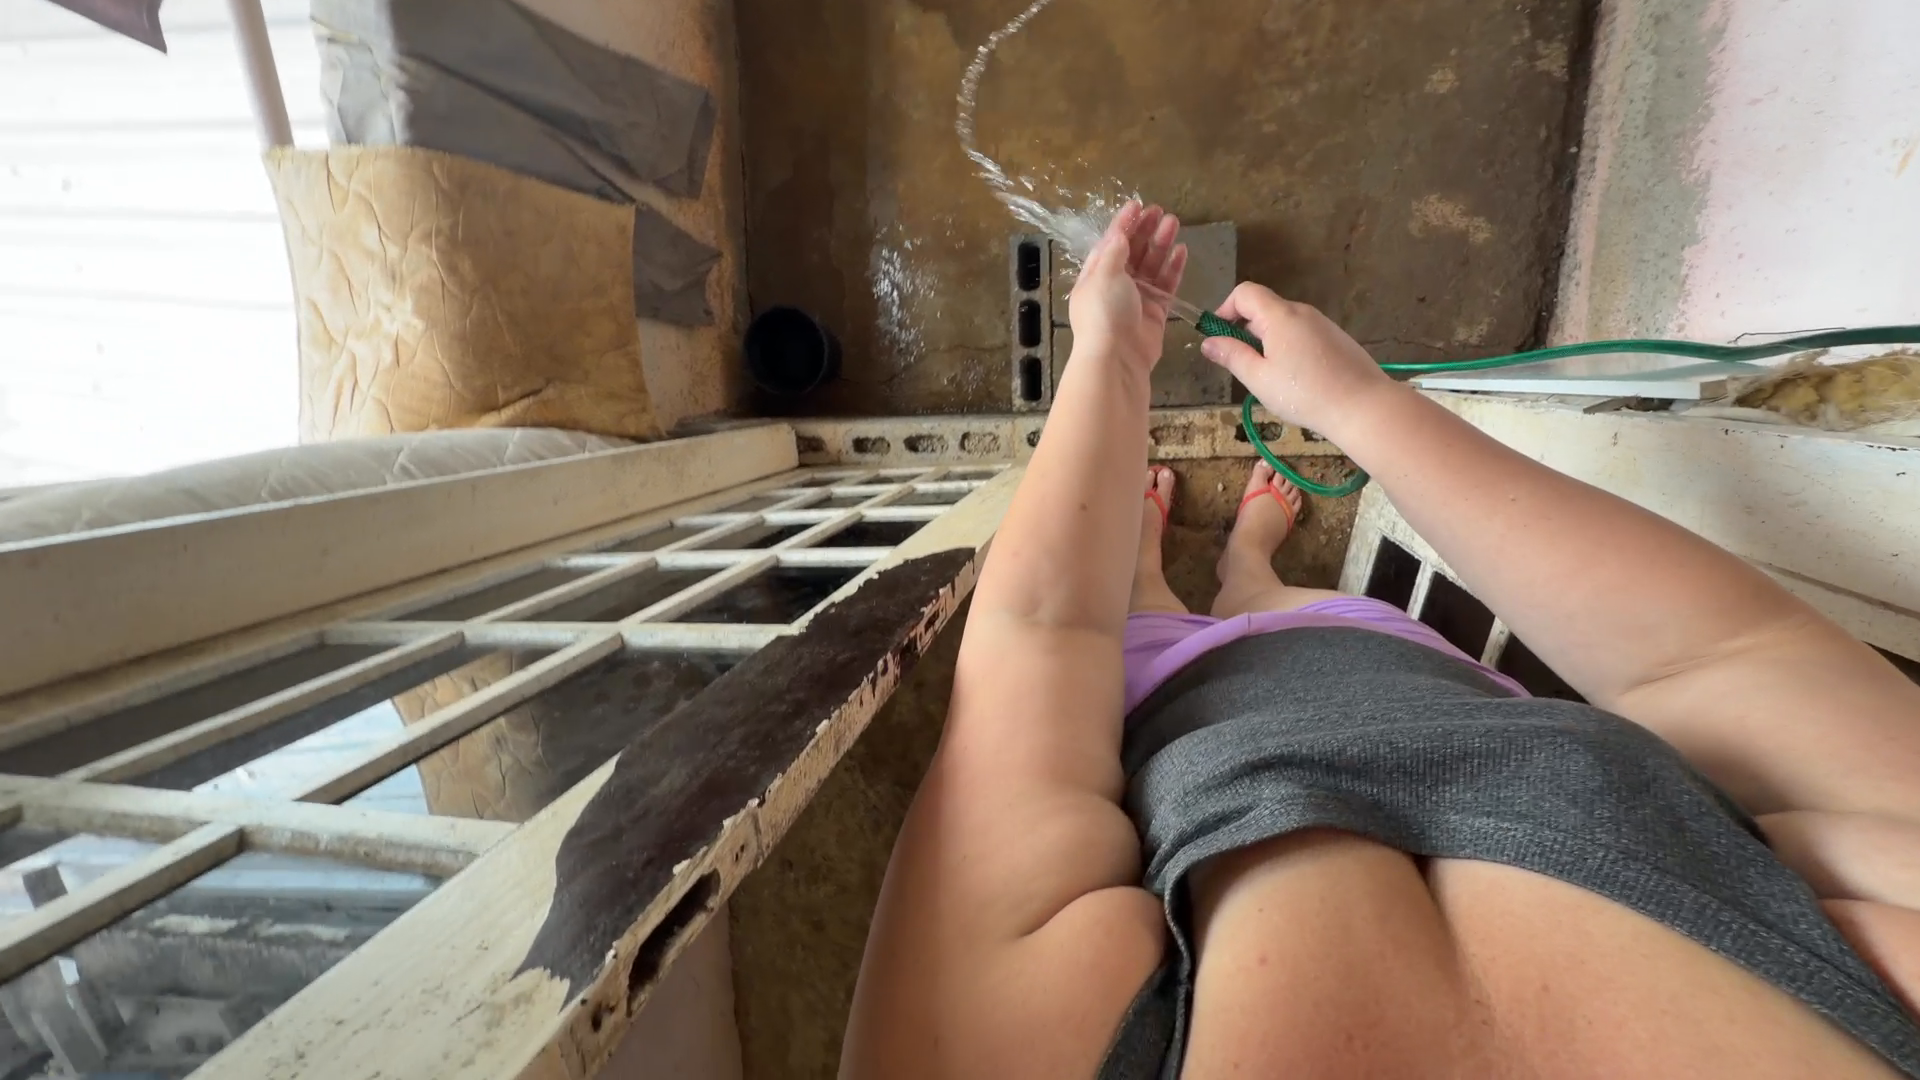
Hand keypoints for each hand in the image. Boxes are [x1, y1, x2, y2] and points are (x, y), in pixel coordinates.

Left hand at [1067, 201, 1187, 369]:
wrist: (1116, 358)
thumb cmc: (1104, 312)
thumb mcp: (1104, 274)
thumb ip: (1114, 251)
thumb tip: (1119, 233)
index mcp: (1094, 277)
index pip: (1109, 245)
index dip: (1123, 224)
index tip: (1138, 204)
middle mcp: (1113, 288)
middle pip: (1131, 254)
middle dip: (1145, 231)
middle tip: (1161, 212)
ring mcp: (1135, 302)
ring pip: (1150, 267)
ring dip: (1161, 245)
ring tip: (1173, 223)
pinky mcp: (1154, 314)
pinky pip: (1165, 287)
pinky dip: (1172, 269)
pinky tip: (1181, 251)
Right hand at [1199, 283, 1397, 434]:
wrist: (1361, 405)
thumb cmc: (1303, 393)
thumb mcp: (1258, 378)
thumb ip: (1232, 356)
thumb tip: (1208, 342)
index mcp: (1280, 316)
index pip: (1245, 293)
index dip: (1225, 309)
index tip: (1219, 338)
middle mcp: (1302, 312)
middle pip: (1263, 308)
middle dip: (1244, 330)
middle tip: (1242, 366)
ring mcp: (1321, 323)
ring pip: (1282, 323)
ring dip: (1265, 341)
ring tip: (1268, 376)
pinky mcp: (1334, 338)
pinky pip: (1301, 333)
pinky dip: (1286, 347)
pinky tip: (1294, 378)